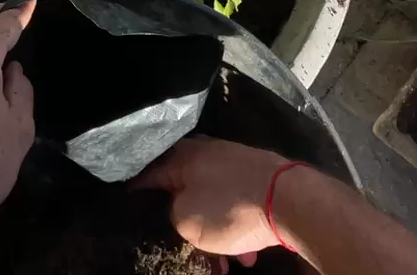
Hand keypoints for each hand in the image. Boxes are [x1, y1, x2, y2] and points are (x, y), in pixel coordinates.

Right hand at [133, 138, 291, 263]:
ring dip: (216, 233)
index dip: (138, 190)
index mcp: (182, 157)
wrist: (287, 198)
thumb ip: (172, 213)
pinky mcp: (255, 176)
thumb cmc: (228, 207)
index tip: (130, 201)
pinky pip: (236, 204)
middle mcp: (204, 152)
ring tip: (226, 264)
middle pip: (185, 187)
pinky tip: (248, 254)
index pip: (150, 172)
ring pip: (213, 200)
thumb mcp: (186, 220)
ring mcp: (232, 162)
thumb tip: (178, 209)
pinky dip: (237, 229)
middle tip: (186, 245)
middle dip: (185, 219)